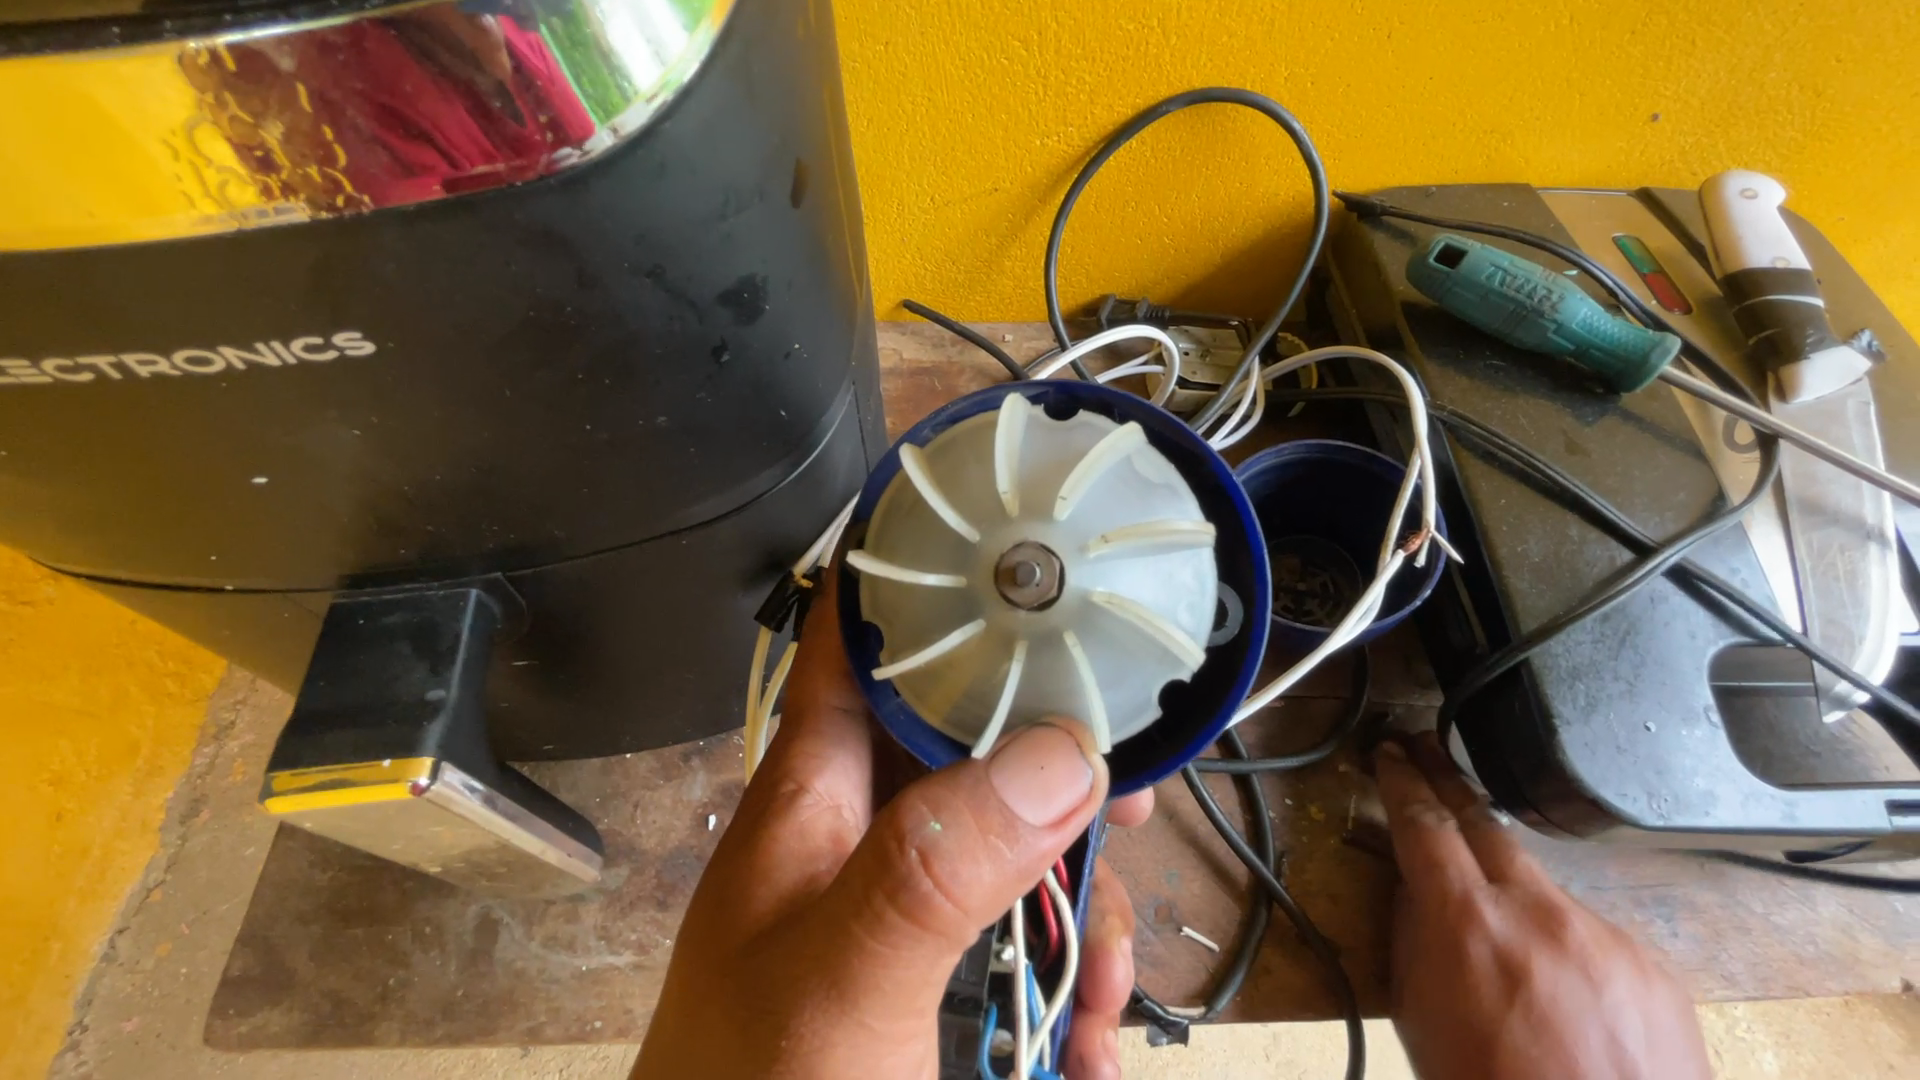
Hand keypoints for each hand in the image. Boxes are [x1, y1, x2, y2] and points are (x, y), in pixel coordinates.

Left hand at [636, 573, 1148, 1078]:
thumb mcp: (841, 982)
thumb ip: (935, 867)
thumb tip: (1061, 754)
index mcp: (814, 793)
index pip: (859, 645)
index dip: (918, 583)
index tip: (1012, 555)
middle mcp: (860, 828)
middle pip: (969, 741)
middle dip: (1054, 763)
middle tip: (1130, 796)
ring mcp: (900, 901)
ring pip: (1011, 840)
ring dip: (1076, 897)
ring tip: (1104, 981)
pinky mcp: (932, 970)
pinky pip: (1019, 932)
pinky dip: (1066, 974)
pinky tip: (1086, 1040)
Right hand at [1374, 734, 1710, 1079]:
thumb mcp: (1416, 1010)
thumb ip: (1413, 932)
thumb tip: (1415, 887)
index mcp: (1468, 921)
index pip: (1424, 824)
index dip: (1401, 780)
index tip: (1389, 752)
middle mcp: (1540, 910)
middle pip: (1485, 821)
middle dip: (1447, 779)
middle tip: (1422, 748)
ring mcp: (1605, 934)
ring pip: (1539, 882)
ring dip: (1507, 883)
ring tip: (1495, 921)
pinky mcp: (1653, 966)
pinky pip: (1589, 930)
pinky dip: (1561, 939)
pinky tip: (1559, 983)